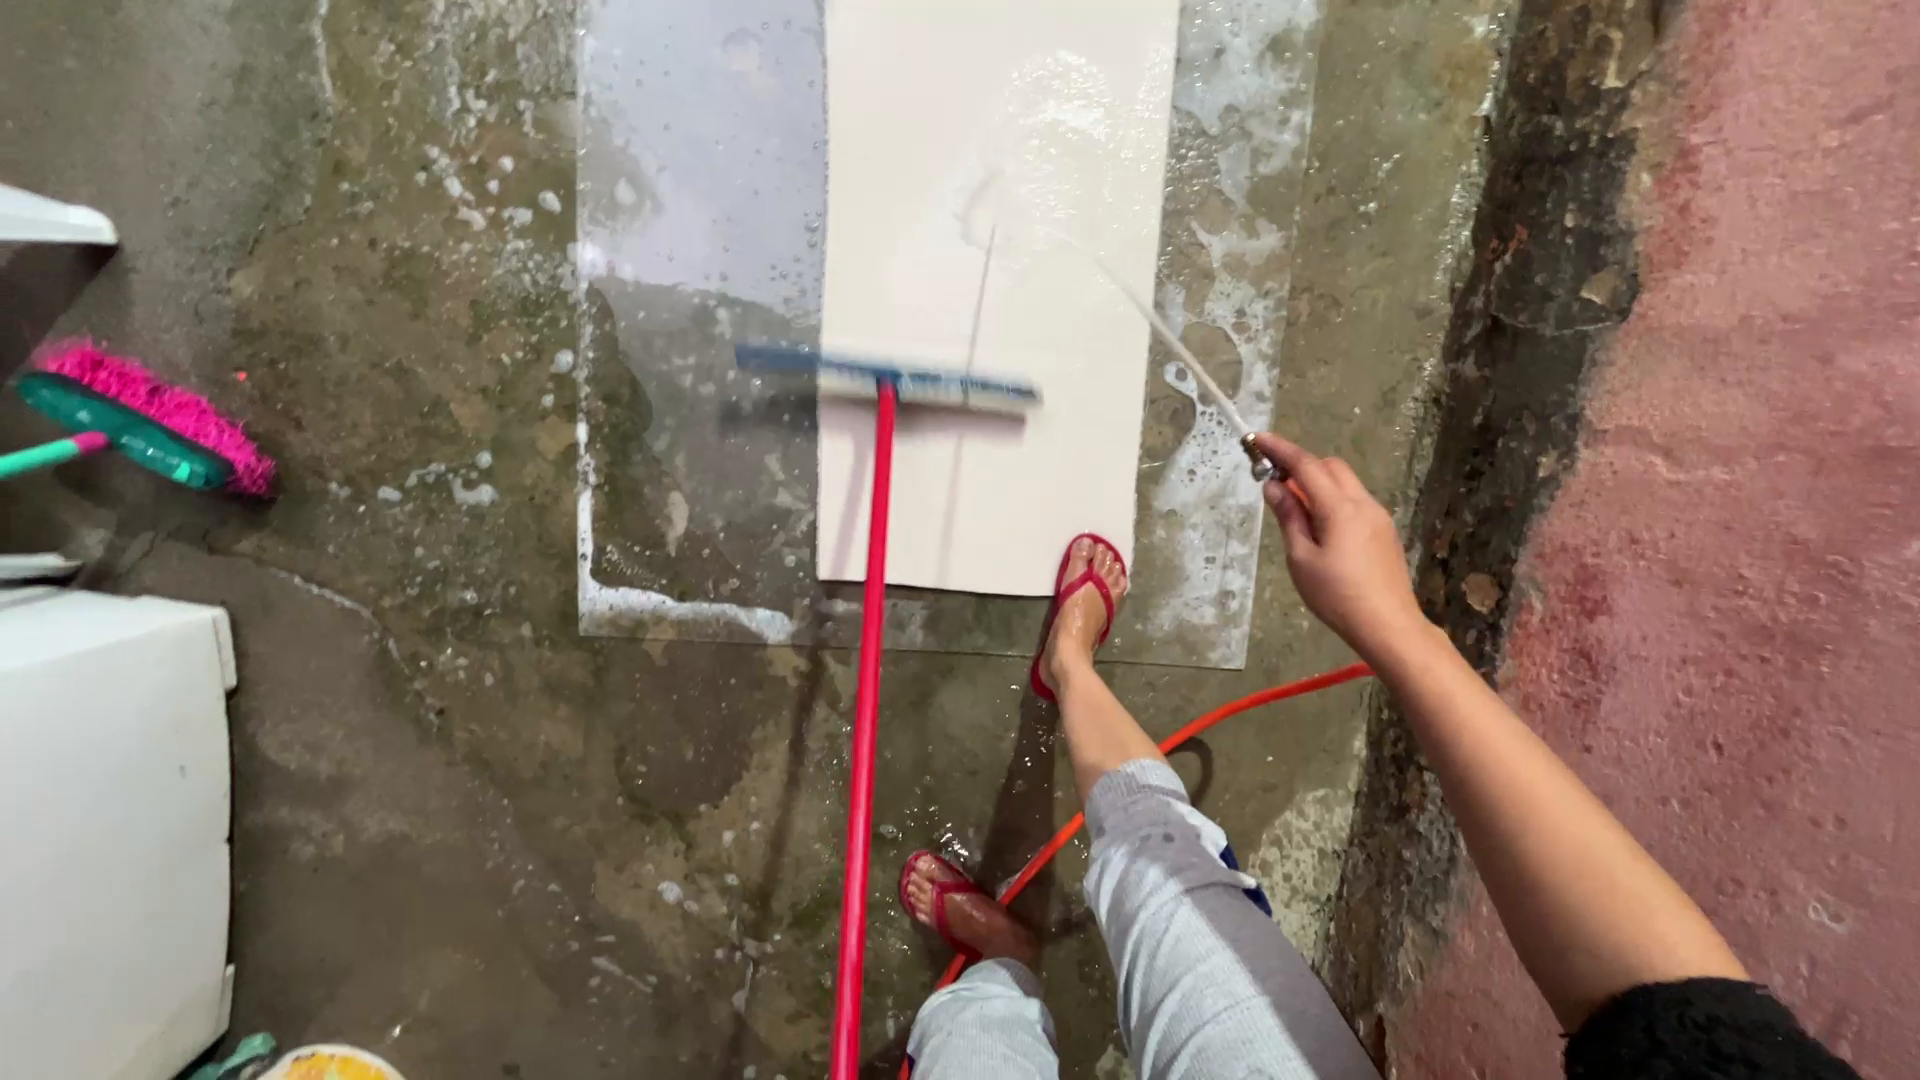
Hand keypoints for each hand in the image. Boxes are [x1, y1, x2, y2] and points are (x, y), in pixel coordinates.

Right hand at [1254, 433, 1426, 655]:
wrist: (1388, 625)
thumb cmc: (1336, 595)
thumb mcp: (1301, 558)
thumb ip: (1289, 517)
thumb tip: (1275, 486)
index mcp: (1340, 508)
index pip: (1307, 466)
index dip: (1281, 450)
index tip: (1258, 440)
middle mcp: (1363, 503)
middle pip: (1330, 466)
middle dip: (1301, 465)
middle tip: (1274, 484)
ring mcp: (1378, 516)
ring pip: (1345, 483)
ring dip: (1317, 483)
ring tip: (1294, 512)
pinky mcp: (1383, 531)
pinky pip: (1354, 501)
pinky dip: (1332, 500)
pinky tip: (1319, 528)